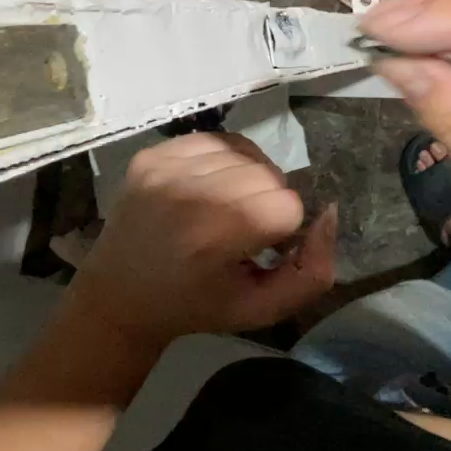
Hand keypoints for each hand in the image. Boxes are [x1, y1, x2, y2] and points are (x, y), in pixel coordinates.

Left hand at [70, 133, 337, 348]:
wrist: (120, 294)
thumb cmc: (196, 305)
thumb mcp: (261, 309)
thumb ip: (310, 272)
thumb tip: (329, 214)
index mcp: (214, 235)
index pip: (288, 204)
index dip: (284, 230)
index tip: (263, 249)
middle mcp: (188, 191)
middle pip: (268, 173)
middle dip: (268, 200)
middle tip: (247, 229)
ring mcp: (165, 166)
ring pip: (244, 152)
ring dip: (248, 176)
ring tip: (229, 206)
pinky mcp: (151, 153)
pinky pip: (213, 140)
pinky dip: (222, 161)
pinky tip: (209, 188)